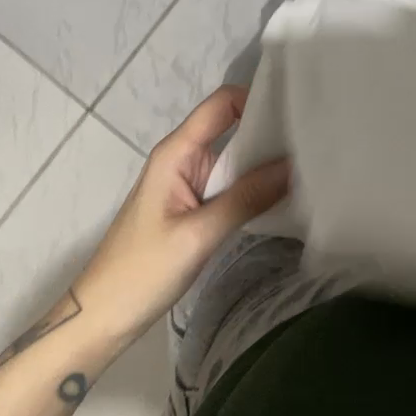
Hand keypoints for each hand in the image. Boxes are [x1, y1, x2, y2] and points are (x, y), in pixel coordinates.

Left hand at [72, 86, 291, 344]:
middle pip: (232, 126)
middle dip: (270, 132)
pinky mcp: (194, 207)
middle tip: (314, 144)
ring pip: (234, 158)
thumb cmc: (141, 271)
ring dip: (265, 162)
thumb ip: (245, 199)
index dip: (257, 98)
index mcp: (177, 152)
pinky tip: (283, 195)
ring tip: (310, 166)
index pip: (223, 103)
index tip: (297, 112)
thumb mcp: (197, 236)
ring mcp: (189, 183)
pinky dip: (254, 186)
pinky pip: (230, 185)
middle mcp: (185, 158)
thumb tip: (294, 165)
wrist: (101, 318)